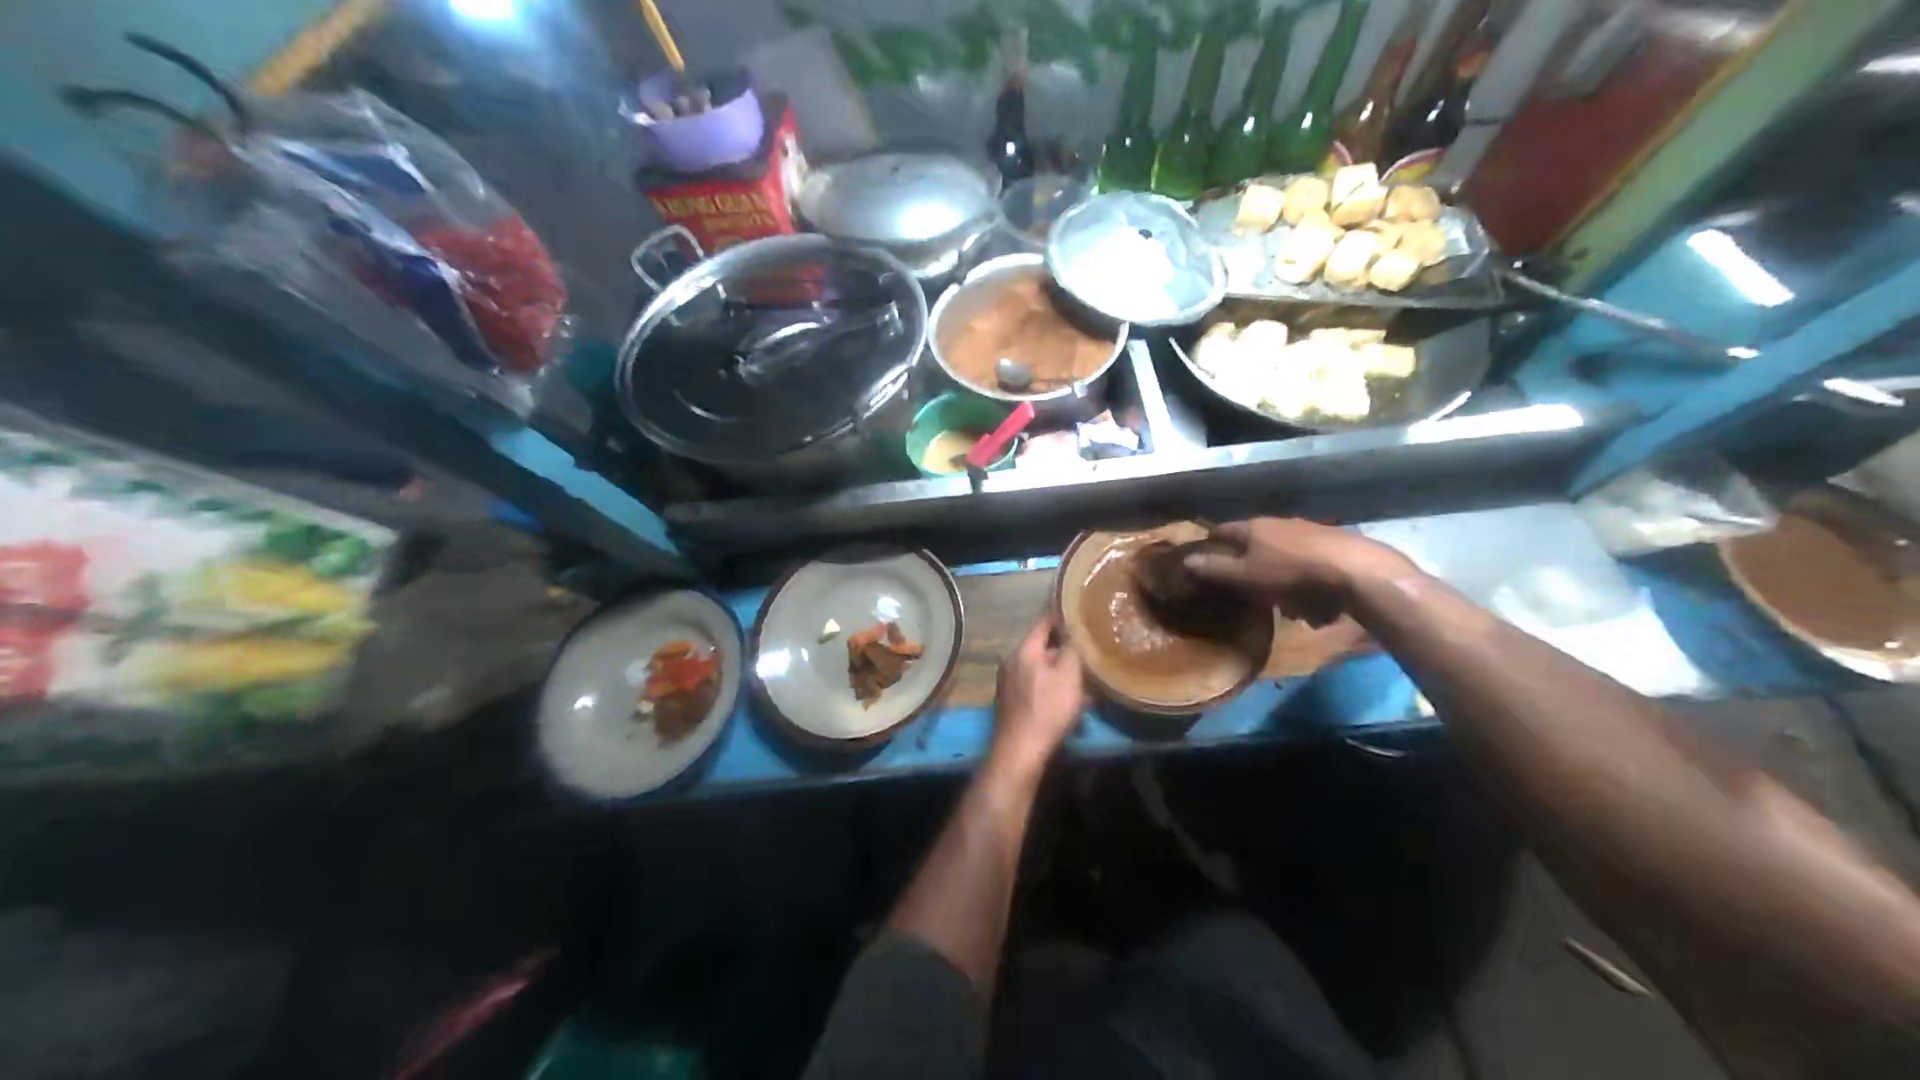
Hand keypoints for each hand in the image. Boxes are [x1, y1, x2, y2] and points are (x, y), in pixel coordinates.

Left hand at [990, 614, 1085, 773]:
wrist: (1020, 751)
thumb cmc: (1047, 710)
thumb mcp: (1069, 675)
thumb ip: (1071, 648)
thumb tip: (1072, 630)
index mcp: (1025, 650)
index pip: (1044, 622)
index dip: (1061, 616)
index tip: (1078, 611)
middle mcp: (1011, 661)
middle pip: (1041, 646)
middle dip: (1063, 648)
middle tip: (1085, 648)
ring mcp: (1007, 682)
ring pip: (1038, 667)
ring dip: (1058, 670)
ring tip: (1080, 677)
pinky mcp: (1010, 701)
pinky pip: (1033, 684)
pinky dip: (1049, 686)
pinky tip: (1064, 700)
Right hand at [1184, 518, 1412, 625]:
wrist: (1353, 570)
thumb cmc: (1290, 572)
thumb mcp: (1245, 576)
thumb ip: (1215, 569)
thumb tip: (1186, 560)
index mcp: (1254, 527)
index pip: (1223, 529)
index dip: (1212, 541)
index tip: (1203, 553)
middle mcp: (1279, 523)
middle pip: (1255, 541)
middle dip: (1249, 562)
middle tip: (1245, 585)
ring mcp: (1308, 530)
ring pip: (1283, 552)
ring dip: (1279, 573)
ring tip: (1284, 600)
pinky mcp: (1333, 543)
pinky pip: (1308, 563)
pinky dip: (1304, 578)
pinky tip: (1313, 600)